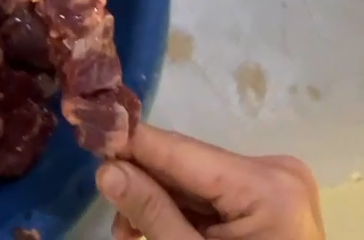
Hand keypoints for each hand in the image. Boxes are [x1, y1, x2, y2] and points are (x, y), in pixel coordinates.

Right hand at [96, 124, 322, 239]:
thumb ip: (151, 214)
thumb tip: (104, 169)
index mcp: (266, 185)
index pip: (177, 149)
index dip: (128, 142)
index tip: (87, 134)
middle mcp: (275, 171)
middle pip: (184, 166)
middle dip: (144, 189)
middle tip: (114, 224)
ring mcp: (276, 186)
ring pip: (194, 181)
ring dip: (159, 204)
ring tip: (131, 235)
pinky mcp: (272, 202)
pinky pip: (213, 197)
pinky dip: (184, 215)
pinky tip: (158, 231)